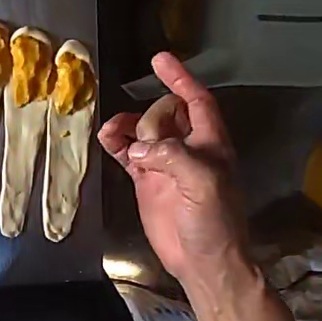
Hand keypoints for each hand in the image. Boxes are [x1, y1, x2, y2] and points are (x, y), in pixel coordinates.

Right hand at [98, 53, 251, 296]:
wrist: (203, 261)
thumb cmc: (214, 222)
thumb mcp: (204, 183)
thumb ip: (173, 157)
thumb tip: (138, 150)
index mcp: (210, 143)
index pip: (196, 101)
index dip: (180, 78)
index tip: (159, 59)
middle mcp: (187, 149)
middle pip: (164, 114)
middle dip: (150, 118)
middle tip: (146, 144)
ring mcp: (164, 165)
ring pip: (142, 133)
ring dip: (126, 126)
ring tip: (111, 131)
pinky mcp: (146, 183)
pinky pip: (127, 155)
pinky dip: (116, 145)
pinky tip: (107, 140)